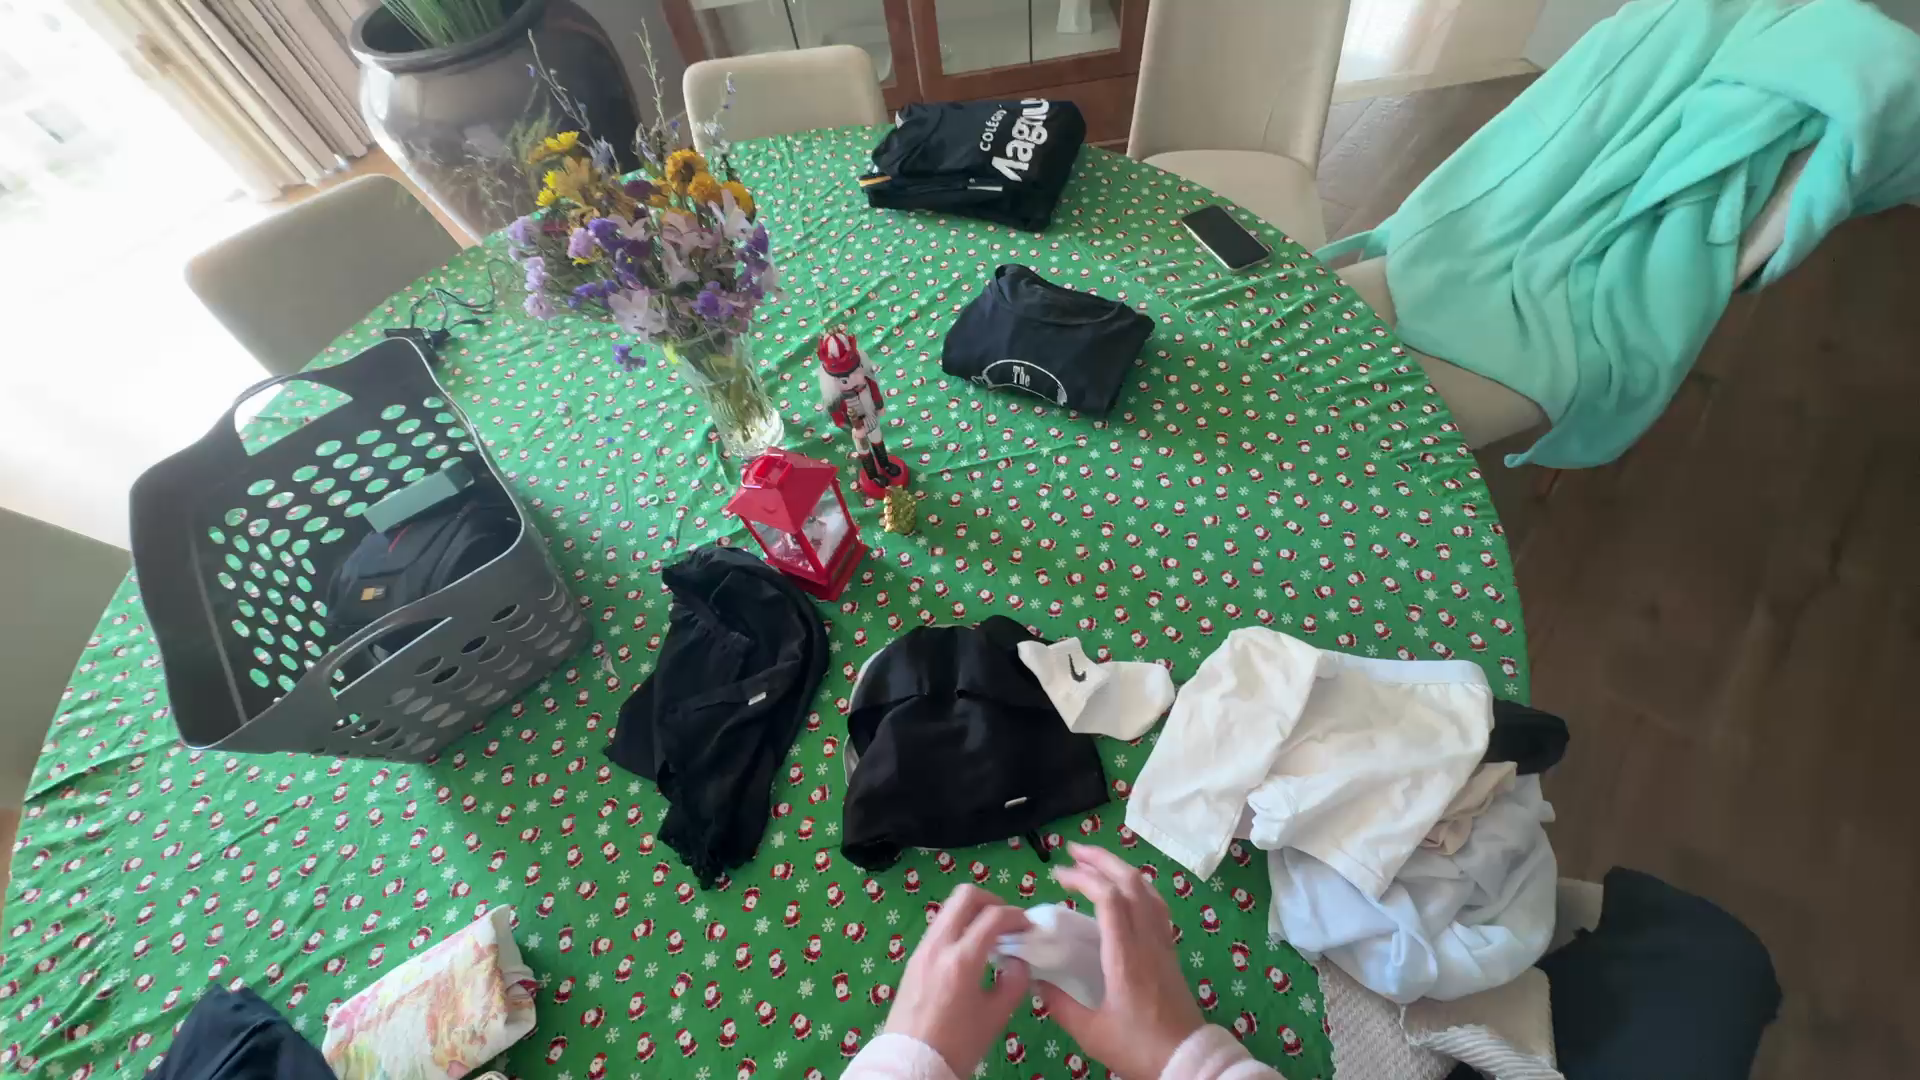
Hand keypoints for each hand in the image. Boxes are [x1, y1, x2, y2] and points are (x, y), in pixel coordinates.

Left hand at [885, 883, 1032, 1075]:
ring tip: (990, 936)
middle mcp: (939, 944)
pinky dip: (959, 925)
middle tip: (1007, 921)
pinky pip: (941, 925)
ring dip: (973, 912)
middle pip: (965, 895)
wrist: (910, 1066)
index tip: (1029, 926)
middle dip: (992, 900)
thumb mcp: (994, 1018)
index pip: (993, 916)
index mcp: (961, 959)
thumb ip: (1014, 982)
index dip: (1016, 915)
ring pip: (950, 908)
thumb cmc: (956, 1045)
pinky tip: (971, 950)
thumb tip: (1019, 960)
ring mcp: (923, 947)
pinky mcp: (914, 957)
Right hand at [1042, 843, 1203, 1079]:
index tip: (1058, 875)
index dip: (1082, 878)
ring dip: (1118, 867)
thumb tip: (1035, 979)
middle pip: (1128, 881)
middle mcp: (1146, 938)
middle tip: (1072, 850)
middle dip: (1100, 858)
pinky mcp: (1169, 947)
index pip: (1108, 897)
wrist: (1188, 1061)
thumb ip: (1060, 1004)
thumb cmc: (1139, 1046)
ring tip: (1095, 861)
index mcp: (1125, 954)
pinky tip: (1125, 886)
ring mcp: (1161, 940)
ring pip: (1145, 887)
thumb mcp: (1092, 1033)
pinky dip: (1137, 884)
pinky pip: (1155, 902)